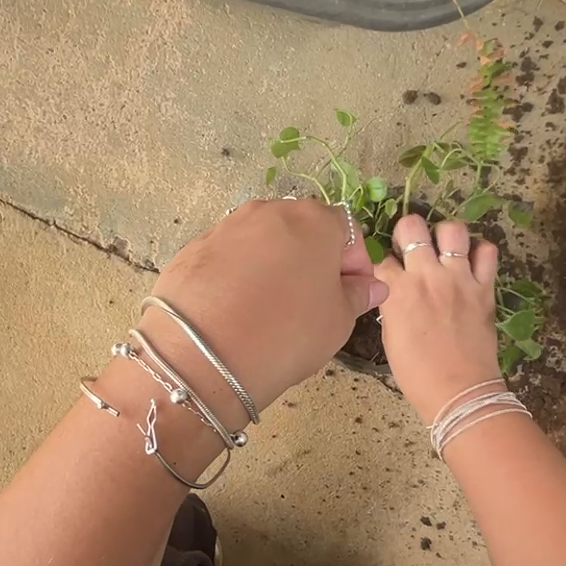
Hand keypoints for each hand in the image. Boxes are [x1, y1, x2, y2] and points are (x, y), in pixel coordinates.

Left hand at [137, 199, 385, 425]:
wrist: (204, 354)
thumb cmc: (287, 333)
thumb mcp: (337, 322)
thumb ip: (357, 297)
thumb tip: (372, 286)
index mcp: (314, 220)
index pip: (347, 232)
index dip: (355, 265)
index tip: (353, 296)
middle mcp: (269, 211)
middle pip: (301, 231)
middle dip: (312, 262)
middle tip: (313, 304)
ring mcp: (226, 227)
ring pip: (261, 243)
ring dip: (273, 268)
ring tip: (270, 311)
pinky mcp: (193, 249)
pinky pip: (228, 260)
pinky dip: (237, 278)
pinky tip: (236, 312)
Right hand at [373, 215, 502, 421]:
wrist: (458, 391)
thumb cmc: (416, 372)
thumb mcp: (390, 336)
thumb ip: (391, 305)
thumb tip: (393, 291)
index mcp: (396, 291)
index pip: (379, 257)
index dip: (379, 260)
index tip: (381, 267)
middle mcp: (426, 276)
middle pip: (412, 227)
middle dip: (407, 232)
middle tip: (410, 247)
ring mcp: (458, 278)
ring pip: (452, 230)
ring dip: (444, 235)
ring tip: (442, 249)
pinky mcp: (484, 287)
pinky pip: (487, 252)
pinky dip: (479, 252)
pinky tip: (471, 263)